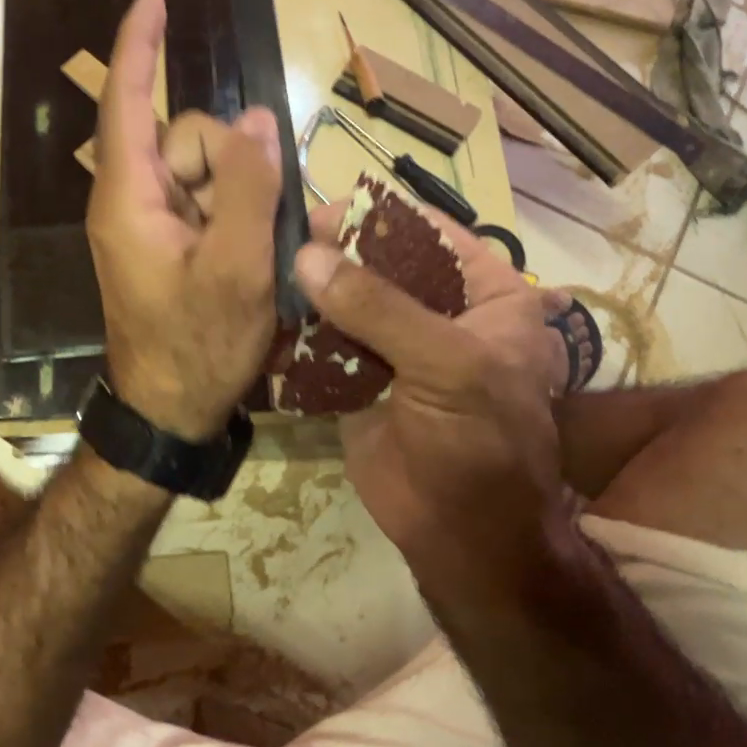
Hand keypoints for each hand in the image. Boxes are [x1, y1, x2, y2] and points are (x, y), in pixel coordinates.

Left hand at [88, 0, 283, 439]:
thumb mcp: (237, 269)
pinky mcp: (171, 241)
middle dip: (232, 161)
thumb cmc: (196, 347)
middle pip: (188, 134)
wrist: (170, 411)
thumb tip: (257, 118)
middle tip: (254, 227)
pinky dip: (241, 211)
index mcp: (128, 198)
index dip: (138, 47)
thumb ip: (249, 189)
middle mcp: (133, 199)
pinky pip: (211, 198)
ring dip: (245, 191)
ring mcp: (153, 221)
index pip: (127, 103)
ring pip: (208, 166)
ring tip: (262, 250)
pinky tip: (262, 248)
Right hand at [296, 200, 568, 571]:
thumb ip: (380, 307)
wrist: (461, 534)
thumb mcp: (446, 365)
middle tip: (276, 245)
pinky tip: (264, 323)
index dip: (376, 217)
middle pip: (378, 263)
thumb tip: (306, 256)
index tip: (315, 212)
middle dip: (330, 255)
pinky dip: (294, 334)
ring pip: (345, 300)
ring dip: (306, 293)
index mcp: (484, 293)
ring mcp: (394, 345)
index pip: (428, 233)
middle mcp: (439, 310)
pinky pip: (322, 343)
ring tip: (262, 279)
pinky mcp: (356, 377)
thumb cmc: (479, 442)